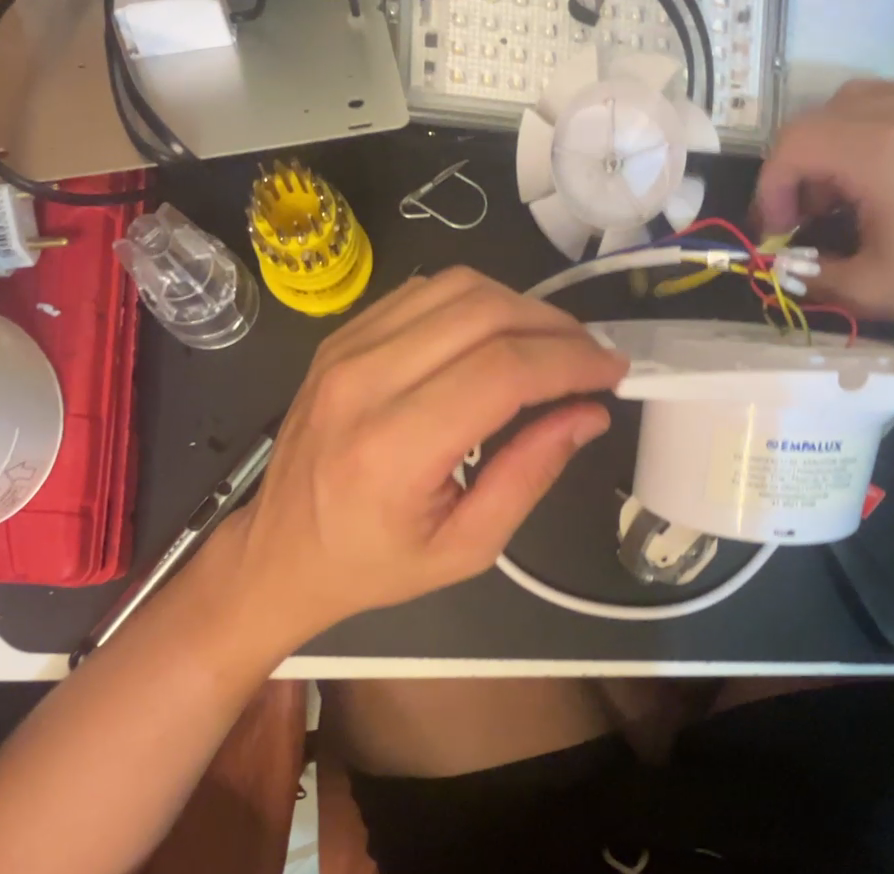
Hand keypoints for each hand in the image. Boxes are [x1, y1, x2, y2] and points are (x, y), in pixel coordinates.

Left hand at [222, 268, 626, 642]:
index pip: (502, 371)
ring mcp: (344, 351)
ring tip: (554, 345)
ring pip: (454, 288)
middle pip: (483, 313)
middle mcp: (363, 383)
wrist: (281, 553)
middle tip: (592, 357)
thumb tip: (587, 415)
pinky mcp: (339, 339)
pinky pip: (421, 293)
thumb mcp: (465, 547)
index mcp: (393, 449)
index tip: (613, 371)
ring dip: (520, 307)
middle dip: (556, 327)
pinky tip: (498, 337)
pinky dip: (475, 304)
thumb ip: (528, 476)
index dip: (571, 361)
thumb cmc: (372, 565)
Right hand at [757, 81, 893, 345]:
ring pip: (866, 101)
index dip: (770, 188)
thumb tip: (785, 266)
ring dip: (839, 146)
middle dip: (801, 164)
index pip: (795, 143)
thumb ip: (813, 273)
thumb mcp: (873, 292)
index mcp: (884, 151)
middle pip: (825, 113)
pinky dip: (881, 136)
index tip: (777, 232)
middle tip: (810, 215)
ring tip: (852, 198)